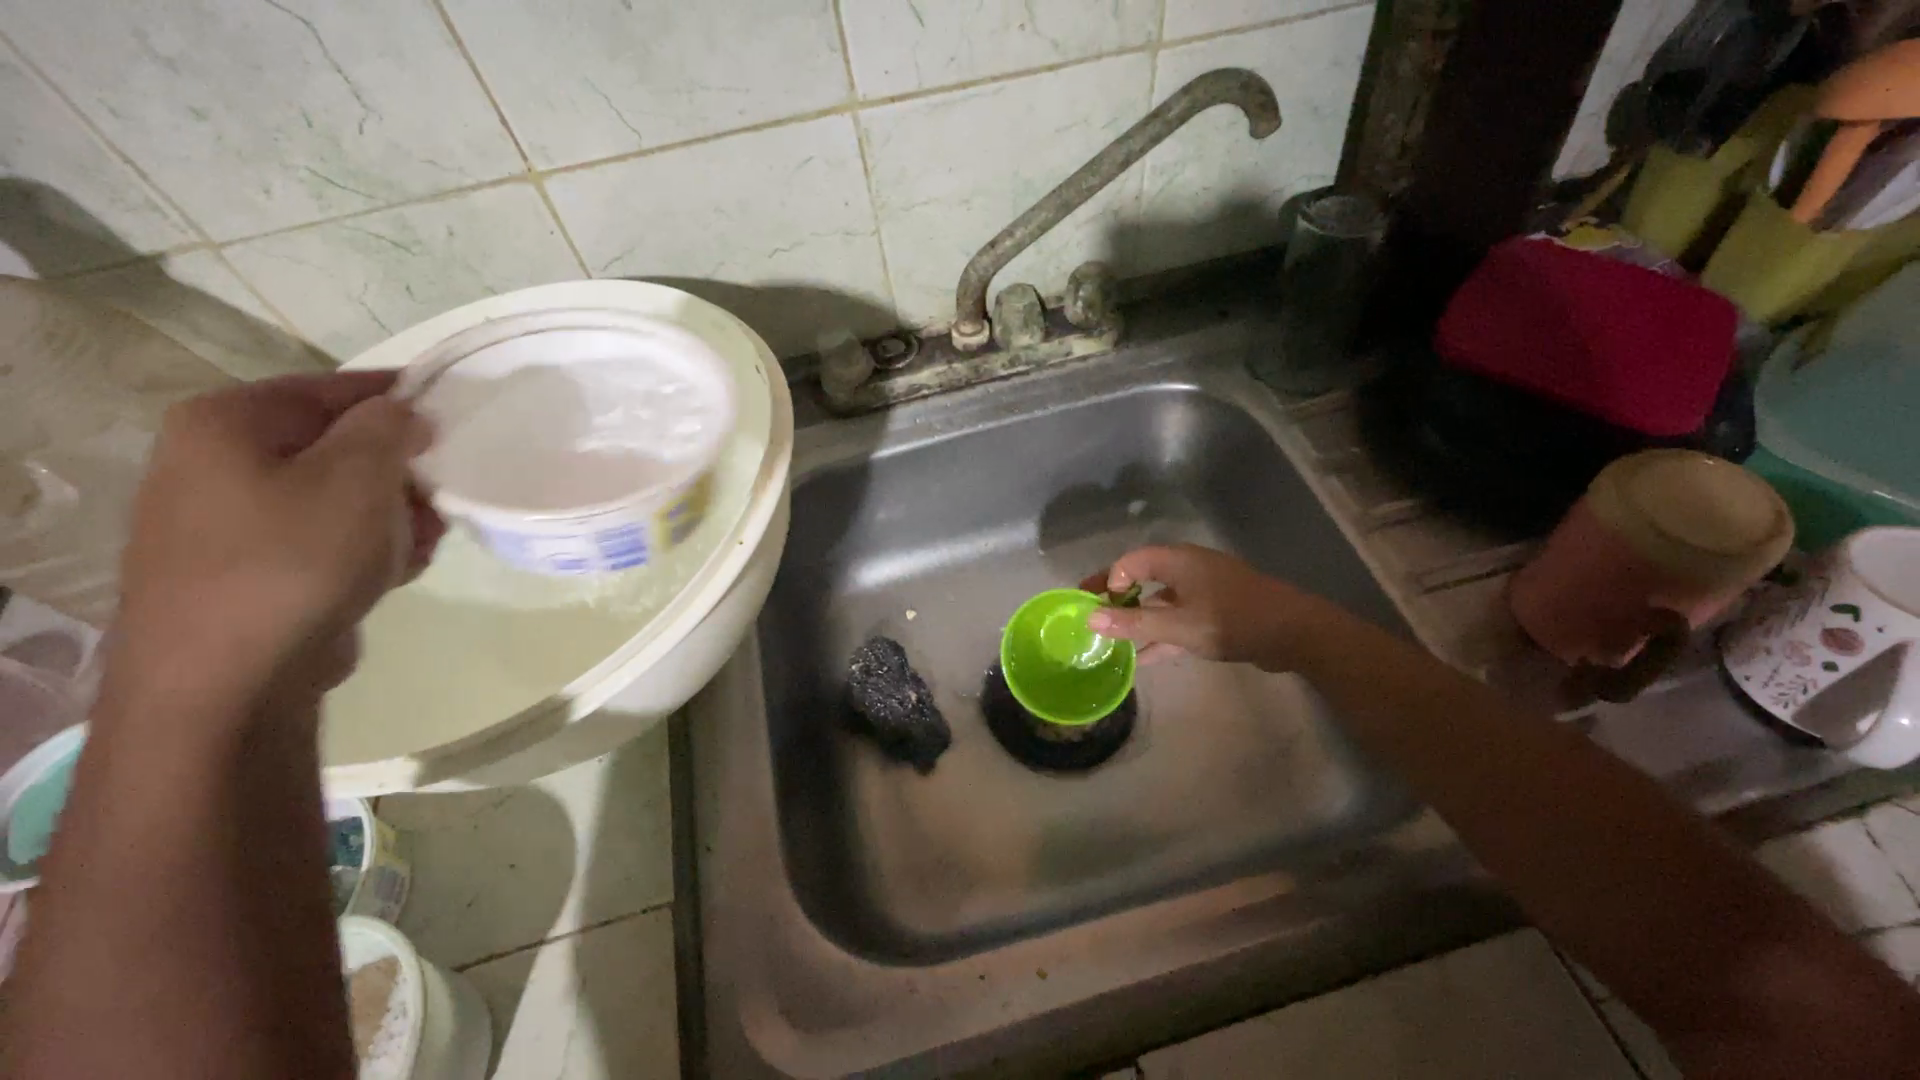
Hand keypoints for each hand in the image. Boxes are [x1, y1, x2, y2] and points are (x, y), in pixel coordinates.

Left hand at [111, 372, 443, 714]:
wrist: (226, 683)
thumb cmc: (293, 561)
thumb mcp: (358, 477)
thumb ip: (389, 427)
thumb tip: (403, 414)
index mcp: (226, 422)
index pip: (334, 388)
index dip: (403, 400)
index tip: (456, 421)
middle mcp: (212, 462)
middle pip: (337, 446)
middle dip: (399, 474)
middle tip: (439, 503)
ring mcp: (224, 522)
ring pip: (336, 498)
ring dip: (391, 517)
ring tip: (422, 547)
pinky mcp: (245, 572)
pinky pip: (320, 541)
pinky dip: (363, 550)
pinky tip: (393, 575)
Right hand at [1081, 544, 1331, 669]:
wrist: (1294, 634)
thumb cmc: (1232, 621)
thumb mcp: (1178, 626)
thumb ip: (1134, 623)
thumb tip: (1089, 619)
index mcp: (1177, 560)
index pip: (1130, 561)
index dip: (1108, 579)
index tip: (1093, 605)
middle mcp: (1188, 569)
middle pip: (1142, 578)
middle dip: (1116, 598)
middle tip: (1090, 614)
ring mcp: (1203, 590)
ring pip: (1160, 601)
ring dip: (1137, 619)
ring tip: (1111, 639)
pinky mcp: (1216, 612)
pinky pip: (1178, 619)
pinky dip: (1160, 634)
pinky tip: (1143, 658)